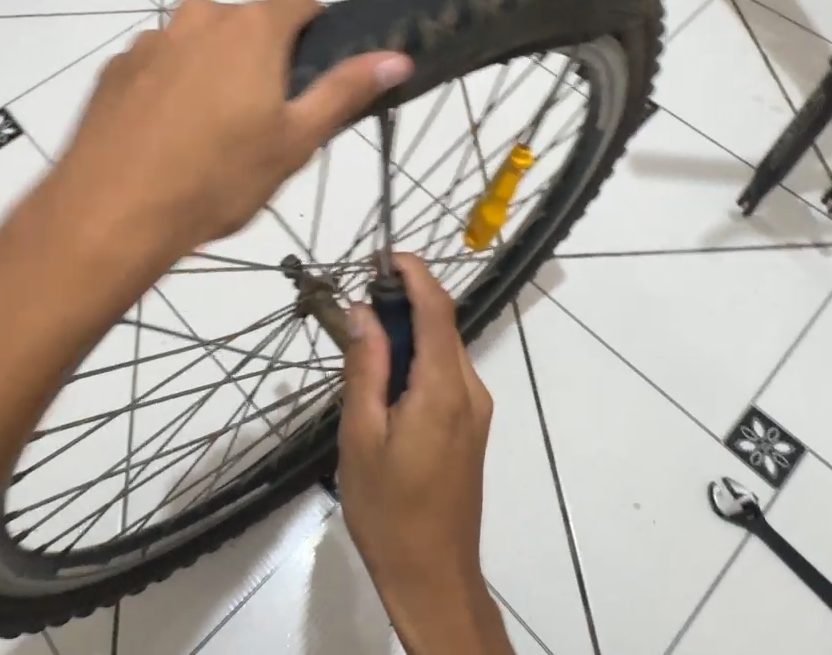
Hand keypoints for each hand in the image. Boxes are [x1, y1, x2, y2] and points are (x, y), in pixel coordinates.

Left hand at [48, 0, 410, 269]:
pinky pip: (157, 66)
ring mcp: (149, 41)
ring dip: (212, 70)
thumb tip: (398, 56)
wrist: (111, 213)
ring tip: (208, 133)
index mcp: (251, 29)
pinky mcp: (114, 69)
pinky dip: (169, 87)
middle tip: (261, 118)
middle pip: (245, 23)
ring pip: (198, 44)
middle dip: (261, 57)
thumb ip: (345, 91)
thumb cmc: (217, 179)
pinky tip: (165, 137)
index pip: (298, 2)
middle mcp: (198, 19)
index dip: (314, 29)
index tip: (315, 69)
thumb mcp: (294, 142)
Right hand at [337, 256, 508, 654]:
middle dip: (404, 301)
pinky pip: (445, 374)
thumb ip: (365, 368)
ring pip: (443, 349)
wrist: (433, 576)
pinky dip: (416, 359)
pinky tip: (384, 378)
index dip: (414, 273)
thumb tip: (362, 311)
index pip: (437, 309)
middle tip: (355, 303)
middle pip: (442, 325)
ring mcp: (475, 410)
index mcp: (442, 390)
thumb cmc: (387, 509)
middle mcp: (469, 391)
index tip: (382, 255)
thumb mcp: (361, 436)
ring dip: (408, 331)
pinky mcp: (470, 427)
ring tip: (361, 339)